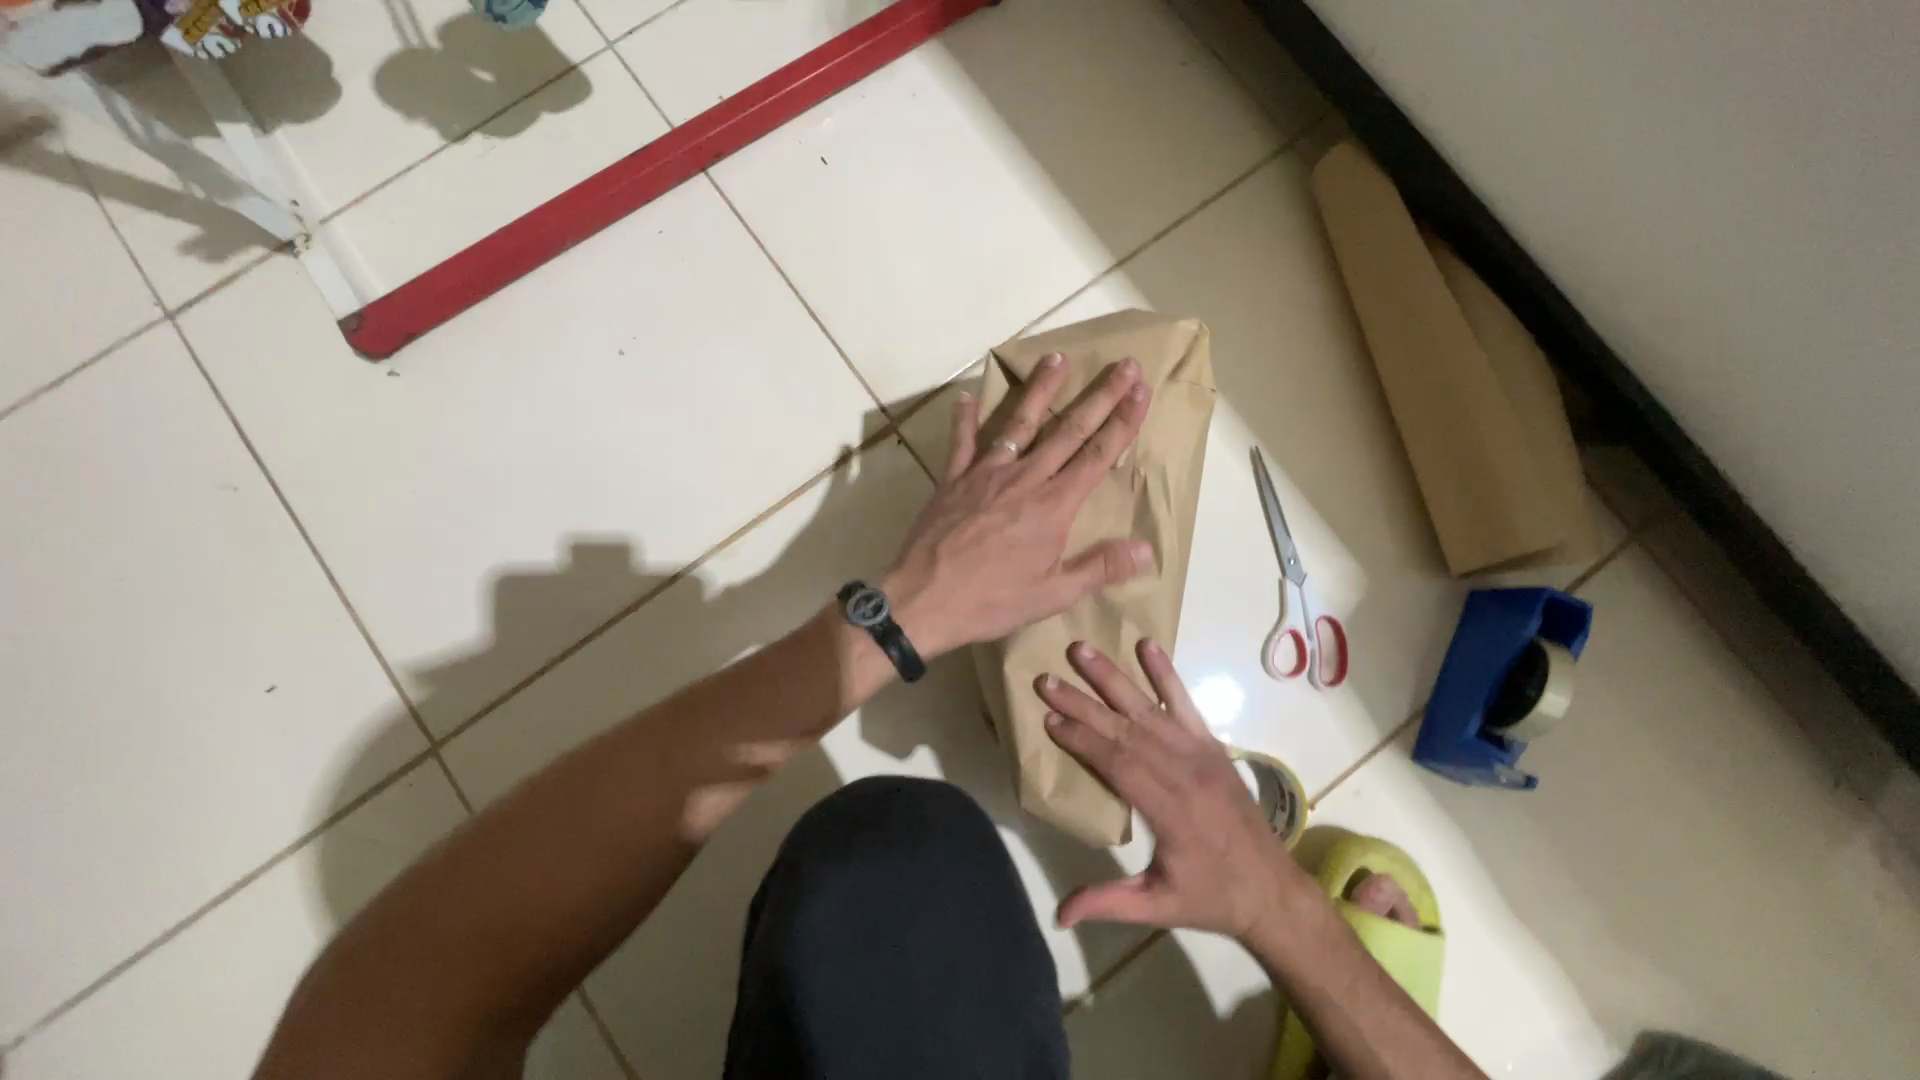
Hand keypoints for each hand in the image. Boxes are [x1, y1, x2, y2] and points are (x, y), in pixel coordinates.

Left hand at [884, 355, 1155, 657]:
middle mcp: (1025, 479)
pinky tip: (967, 397)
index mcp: (1054, 506)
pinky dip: (965, 419)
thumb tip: (1147, 549)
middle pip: (1069, 430)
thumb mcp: (1053, 594)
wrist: (923, 599)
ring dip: (1040, 390)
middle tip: (1124, 364)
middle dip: (1100, 395)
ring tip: (1056, 358)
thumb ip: (1100, 568)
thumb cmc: (992, 601)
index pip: (1098, 455)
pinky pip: (961, 443)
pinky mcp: (952, 480)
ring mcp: (985, 474)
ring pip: (1019, 424)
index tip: (1141, 389)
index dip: (1124, 421)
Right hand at [1036, 639, 1307, 941]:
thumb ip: (1107, 903)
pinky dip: (1166, 674)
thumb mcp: (1157, 906)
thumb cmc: (1209, 897)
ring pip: (1150, 709)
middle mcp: (1187, 774)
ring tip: (1081, 649)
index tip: (1048, 719)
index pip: (1119, 765)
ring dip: (1114, 677)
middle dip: (1084, 703)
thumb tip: (1057, 915)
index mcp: (1172, 811)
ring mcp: (1203, 754)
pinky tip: (1148, 646)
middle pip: (1127, 730)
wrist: (1272, 888)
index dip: (1083, 740)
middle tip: (1047, 679)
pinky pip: (1187, 703)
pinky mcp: (1214, 746)